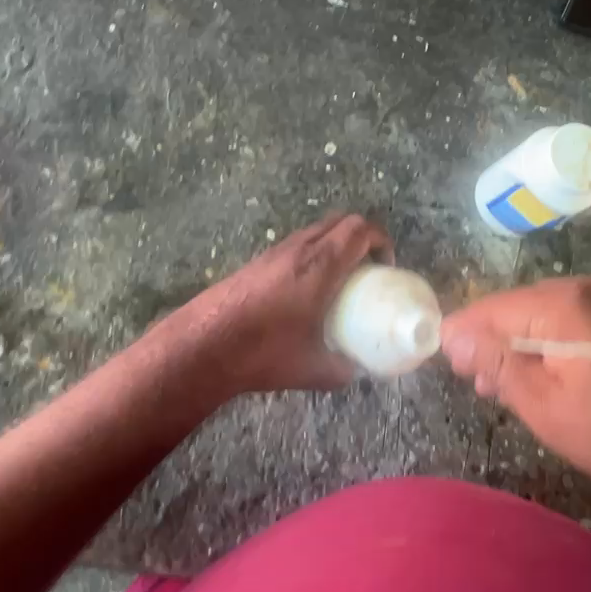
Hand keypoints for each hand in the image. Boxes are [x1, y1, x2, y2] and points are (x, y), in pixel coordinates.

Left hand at [174, 213, 392, 394]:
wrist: (204, 345)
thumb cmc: (262, 352)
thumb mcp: (312, 369)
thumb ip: (342, 368)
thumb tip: (355, 369)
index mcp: (321, 266)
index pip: (360, 230)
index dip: (381, 240)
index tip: (386, 266)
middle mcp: (300, 249)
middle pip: (340, 221)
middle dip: (361, 238)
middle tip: (368, 270)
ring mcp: (276, 251)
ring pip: (316, 231)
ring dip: (335, 244)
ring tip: (339, 280)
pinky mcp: (258, 261)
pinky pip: (297, 244)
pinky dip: (313, 254)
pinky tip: (307, 290)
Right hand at [442, 277, 590, 492]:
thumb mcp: (544, 404)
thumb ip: (496, 362)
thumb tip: (453, 335)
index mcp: (562, 302)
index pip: (494, 308)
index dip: (465, 333)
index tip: (445, 359)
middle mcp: (588, 287)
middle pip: (521, 307)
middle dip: (494, 340)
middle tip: (476, 381)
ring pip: (548, 315)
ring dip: (524, 345)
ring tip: (506, 385)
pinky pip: (576, 320)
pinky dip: (554, 343)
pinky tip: (549, 374)